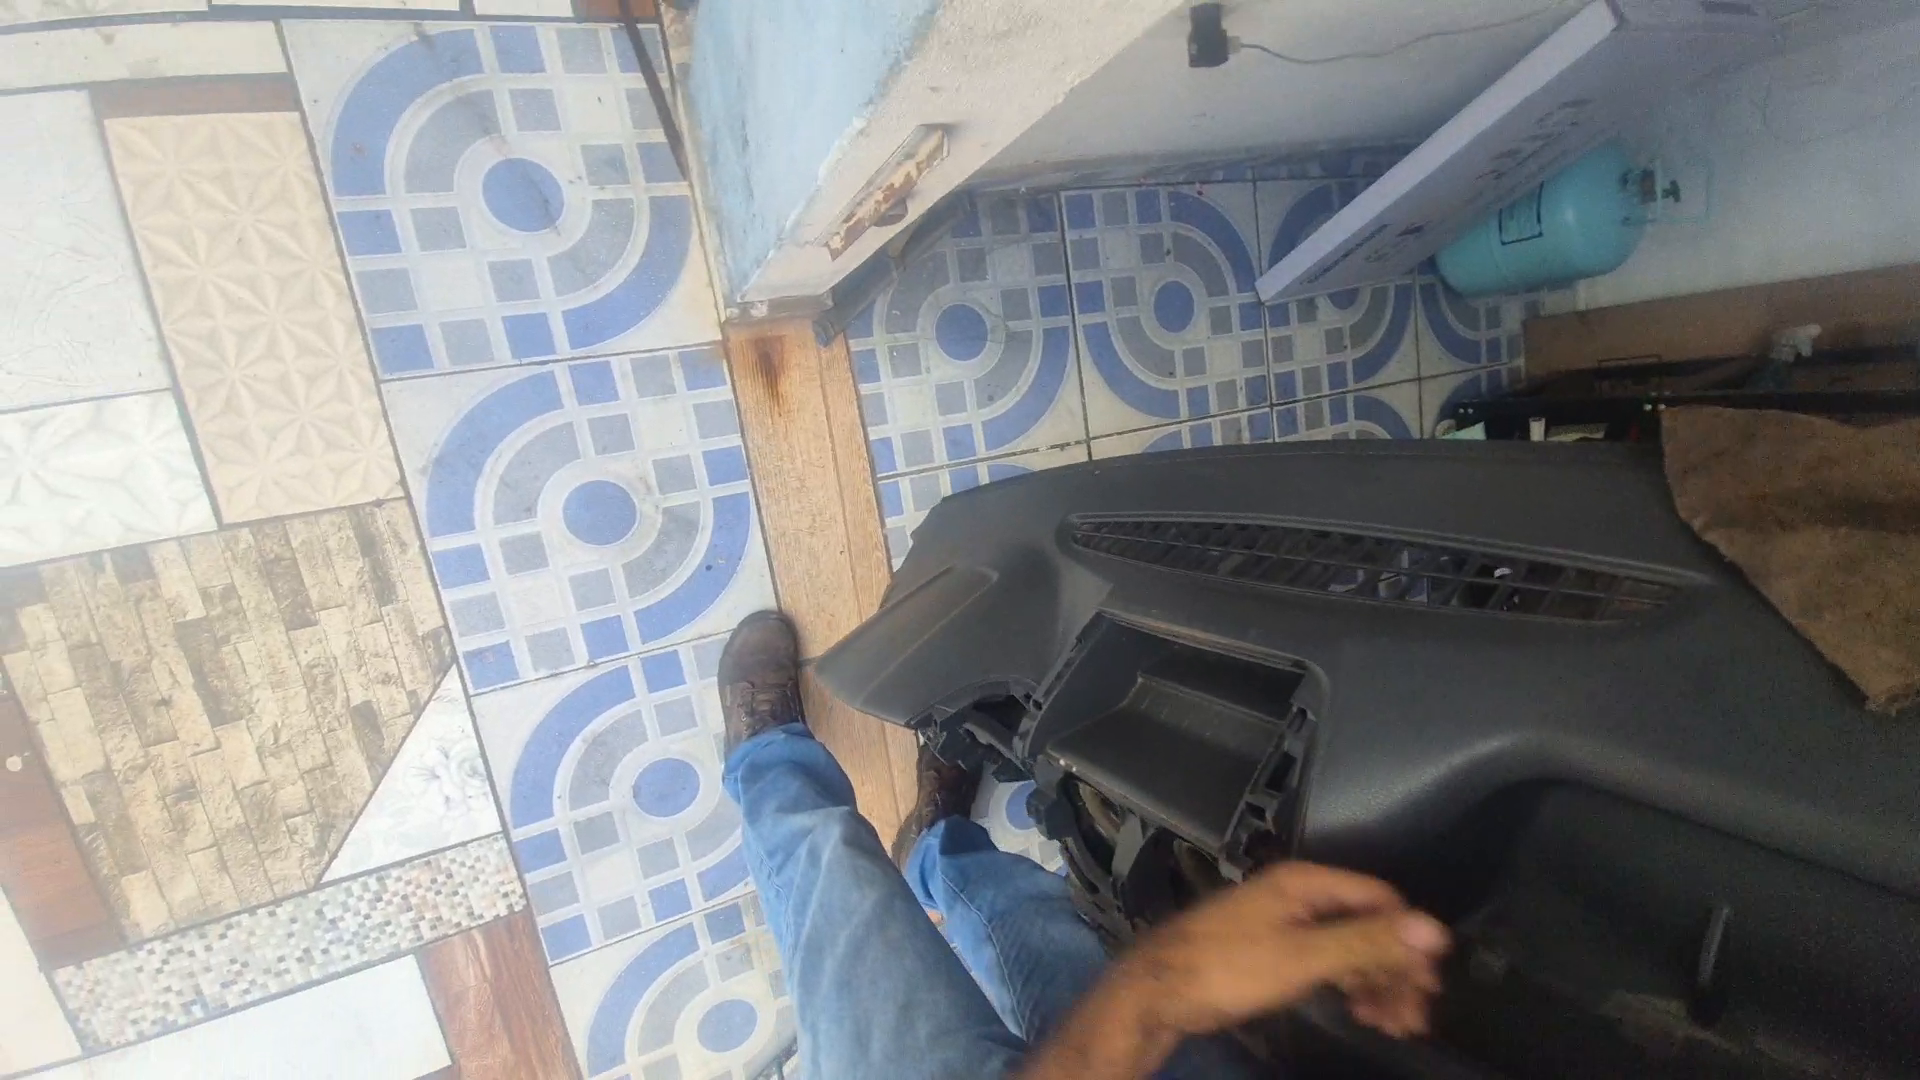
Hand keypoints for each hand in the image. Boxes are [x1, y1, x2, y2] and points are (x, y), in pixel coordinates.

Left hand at [1124, 860, 1450, 1037]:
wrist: (1164, 989)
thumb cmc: (1230, 967)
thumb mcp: (1303, 957)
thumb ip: (1365, 942)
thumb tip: (1434, 927)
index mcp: (1304, 883)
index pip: (1379, 898)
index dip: (1409, 938)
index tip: (1430, 987)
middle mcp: (1298, 894)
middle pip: (1367, 923)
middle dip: (1395, 968)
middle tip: (1415, 1019)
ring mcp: (1286, 920)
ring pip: (1349, 946)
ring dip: (1377, 983)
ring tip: (1395, 1026)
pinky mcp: (1276, 947)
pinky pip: (1328, 960)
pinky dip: (1351, 986)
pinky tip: (1365, 1016)